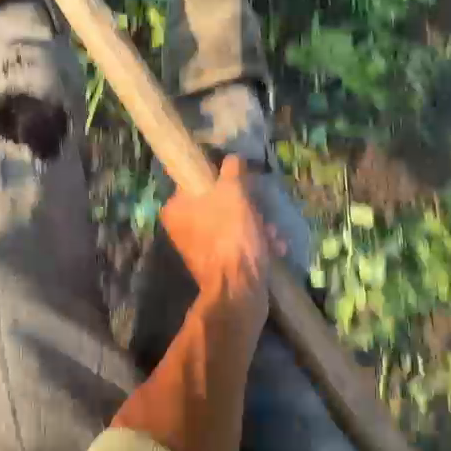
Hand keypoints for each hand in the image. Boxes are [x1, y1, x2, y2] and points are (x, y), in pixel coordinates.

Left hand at [160, 156, 274, 333]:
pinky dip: (256, 244)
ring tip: (271, 233)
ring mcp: (200, 249)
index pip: (195, 181)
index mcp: (175, 208)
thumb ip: (231, 170)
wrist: (240, 293)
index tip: (240, 180)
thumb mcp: (233, 192)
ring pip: (231, 225)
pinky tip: (274, 247)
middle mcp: (182, 228)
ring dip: (256, 226)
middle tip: (260, 211)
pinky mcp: (218, 266)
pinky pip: (237, 245)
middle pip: (217, 203)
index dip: (220, 177)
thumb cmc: (230, 235)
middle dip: (246, 207)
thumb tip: (232, 158)